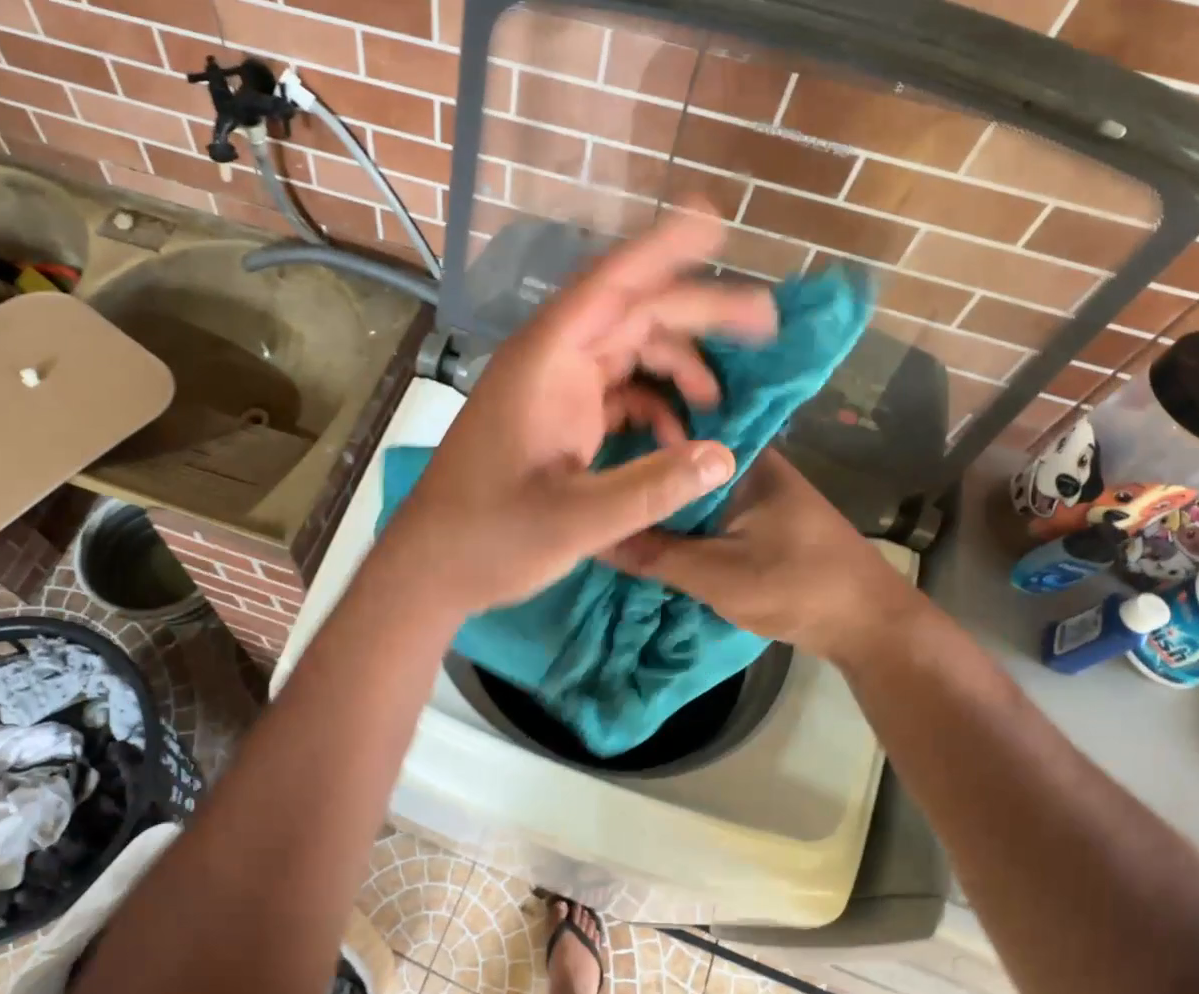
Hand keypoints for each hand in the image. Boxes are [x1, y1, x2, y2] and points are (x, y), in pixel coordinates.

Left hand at [382, 199, 778, 614]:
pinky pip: (615, 391)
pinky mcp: (555, 419)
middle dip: (698, 314)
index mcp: (546, 364)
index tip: (716, 220)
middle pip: (632, 314)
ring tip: (723, 399)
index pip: (610, 285)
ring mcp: (551, 390)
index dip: (664, 249)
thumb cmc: (490, 539)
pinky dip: (651, 405)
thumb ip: (652, 488)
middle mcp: (549, 363)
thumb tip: (724, 455)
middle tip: (767, 322)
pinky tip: (676, 438)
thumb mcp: (576, 520)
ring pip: (627, 351)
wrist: (432, 568)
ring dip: (677, 366)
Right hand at [604, 447, 923, 656]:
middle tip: (586, 492)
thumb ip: (654, 555)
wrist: (870, 625)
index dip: (629, 448)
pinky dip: (678, 523)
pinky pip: (704, 512)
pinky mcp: (757, 520)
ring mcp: (754, 493)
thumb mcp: (716, 575)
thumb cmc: (797, 587)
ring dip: (659, 506)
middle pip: (678, 466)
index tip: (585, 463)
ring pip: (690, 493)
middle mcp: (748, 465)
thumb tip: (591, 538)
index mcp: (744, 459)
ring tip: (605, 510)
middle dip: (640, 481)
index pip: (674, 437)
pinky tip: (645, 534)